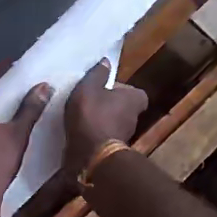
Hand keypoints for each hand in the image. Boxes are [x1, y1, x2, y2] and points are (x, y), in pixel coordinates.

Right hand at [62, 59, 148, 176]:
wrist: (90, 154)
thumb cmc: (93, 115)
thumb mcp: (89, 87)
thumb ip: (98, 74)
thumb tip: (106, 61)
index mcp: (134, 100)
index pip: (136, 94)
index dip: (123, 91)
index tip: (107, 89)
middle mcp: (134, 119)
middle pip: (125, 109)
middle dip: (111, 106)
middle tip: (92, 101)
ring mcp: (125, 137)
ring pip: (115, 124)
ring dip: (103, 121)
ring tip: (83, 116)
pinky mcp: (112, 151)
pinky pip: (104, 138)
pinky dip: (96, 135)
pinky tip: (80, 132)